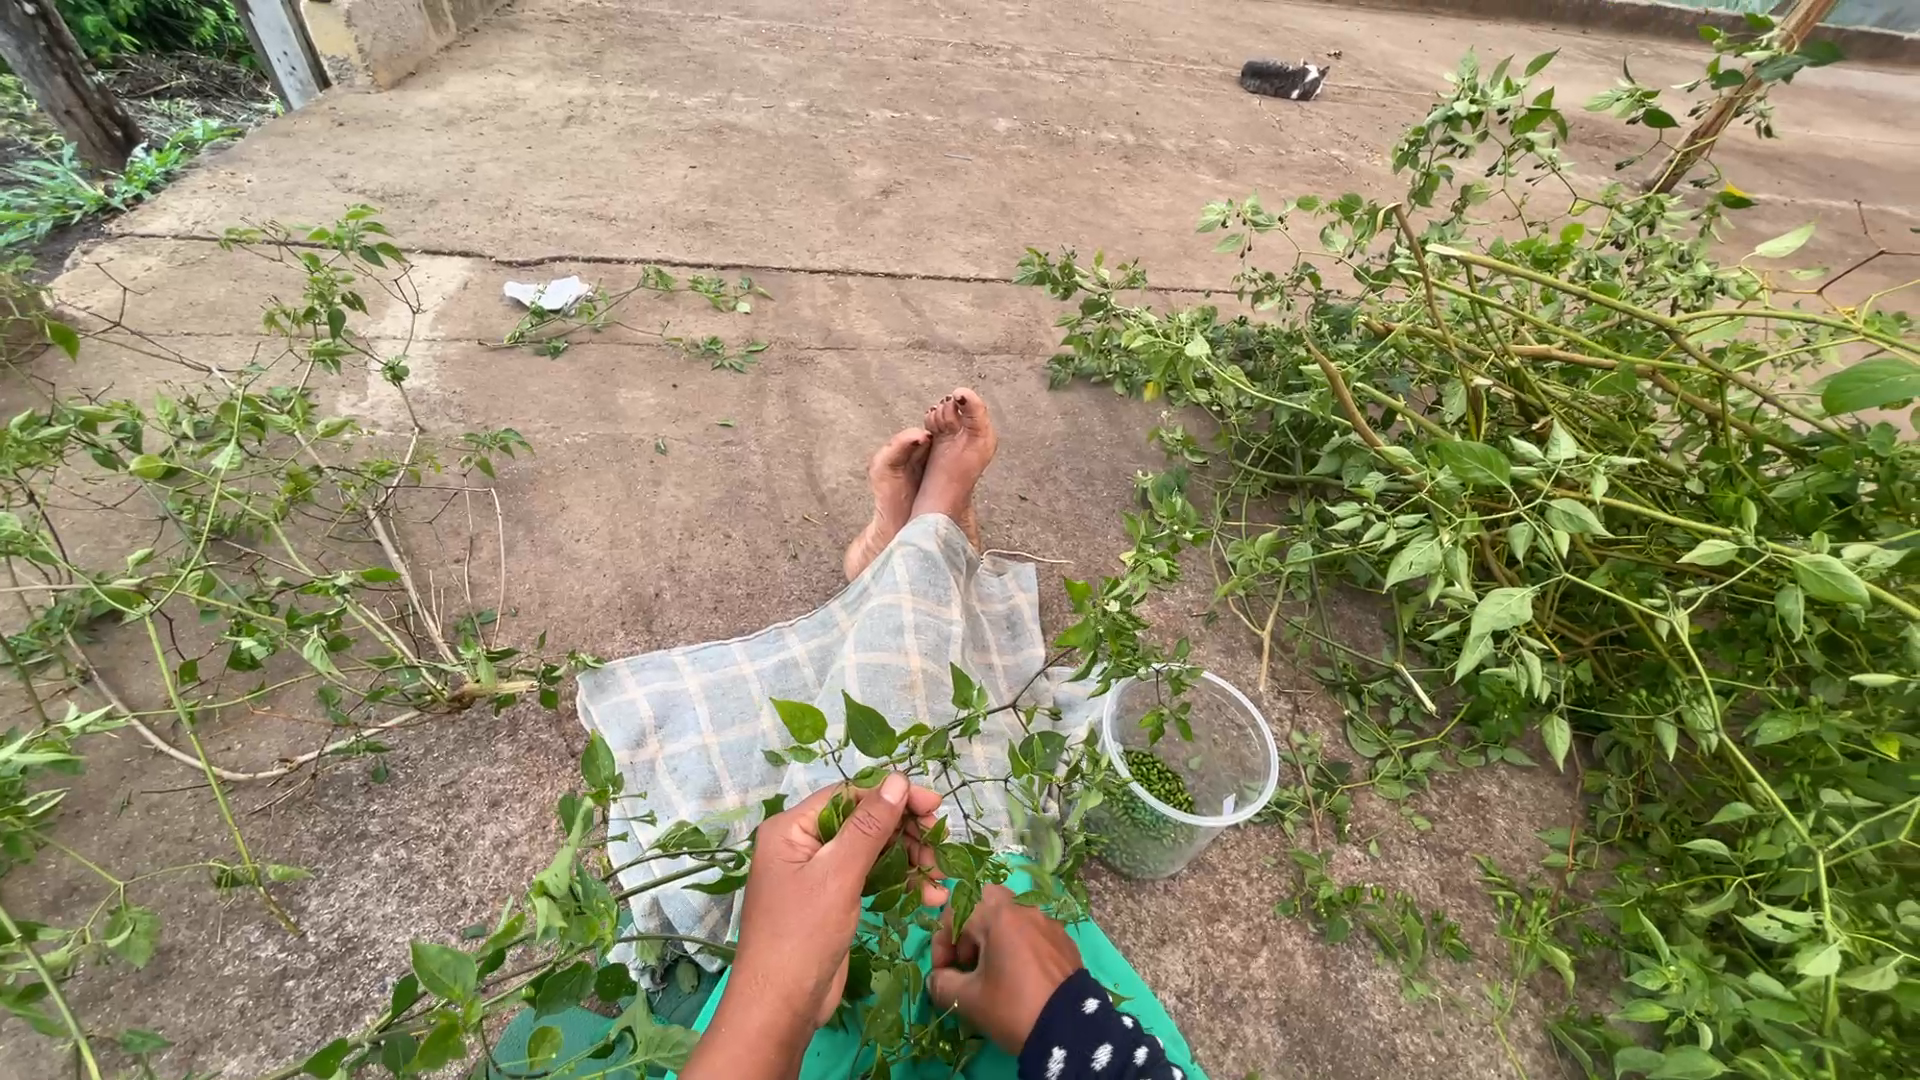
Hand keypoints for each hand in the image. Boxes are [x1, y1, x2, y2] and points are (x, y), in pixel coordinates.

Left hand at [732, 775, 946, 1025]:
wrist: (779, 1012)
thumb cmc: (801, 936)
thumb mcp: (838, 875)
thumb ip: (869, 825)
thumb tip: (898, 779)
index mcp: (793, 828)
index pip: (850, 795)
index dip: (893, 796)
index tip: (934, 807)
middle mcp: (804, 843)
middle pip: (864, 820)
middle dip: (905, 832)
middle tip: (939, 847)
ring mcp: (818, 873)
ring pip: (873, 849)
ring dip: (908, 859)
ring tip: (939, 877)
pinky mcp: (833, 899)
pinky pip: (871, 876)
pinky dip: (898, 882)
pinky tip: (928, 895)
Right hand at [928, 884, 1081, 1053]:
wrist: (1070, 1032)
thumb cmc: (1014, 1007)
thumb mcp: (969, 1001)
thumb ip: (942, 984)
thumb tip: (937, 978)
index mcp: (997, 915)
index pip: (956, 914)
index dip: (942, 942)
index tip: (943, 972)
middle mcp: (1023, 909)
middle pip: (986, 901)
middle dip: (971, 928)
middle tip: (969, 961)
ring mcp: (1046, 922)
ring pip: (1011, 916)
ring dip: (995, 936)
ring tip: (994, 972)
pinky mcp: (1063, 940)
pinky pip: (1032, 932)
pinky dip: (1020, 945)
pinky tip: (1021, 976)